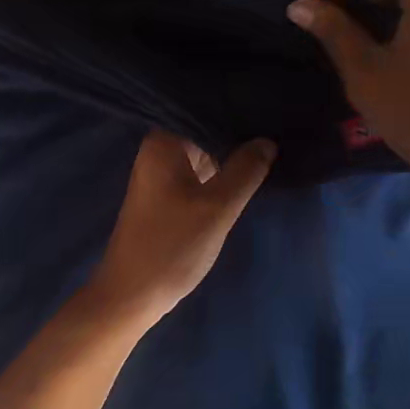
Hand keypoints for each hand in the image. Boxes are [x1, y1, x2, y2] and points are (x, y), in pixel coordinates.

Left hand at [90, 129, 274, 318]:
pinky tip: (243, 180)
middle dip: (237, 139)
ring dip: (229, 160)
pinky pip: (196, 175)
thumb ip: (246, 170)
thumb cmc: (172, 246)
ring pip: (203, 156)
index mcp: (163, 142)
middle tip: (278, 137)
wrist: (131, 295)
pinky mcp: (162, 196)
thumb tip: (267, 140)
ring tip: (268, 156)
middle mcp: (156, 151)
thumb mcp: (218, 207)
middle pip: (205, 134)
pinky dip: (217, 177)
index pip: (207, 112)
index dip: (240, 114)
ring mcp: (158, 175)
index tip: (273, 116)